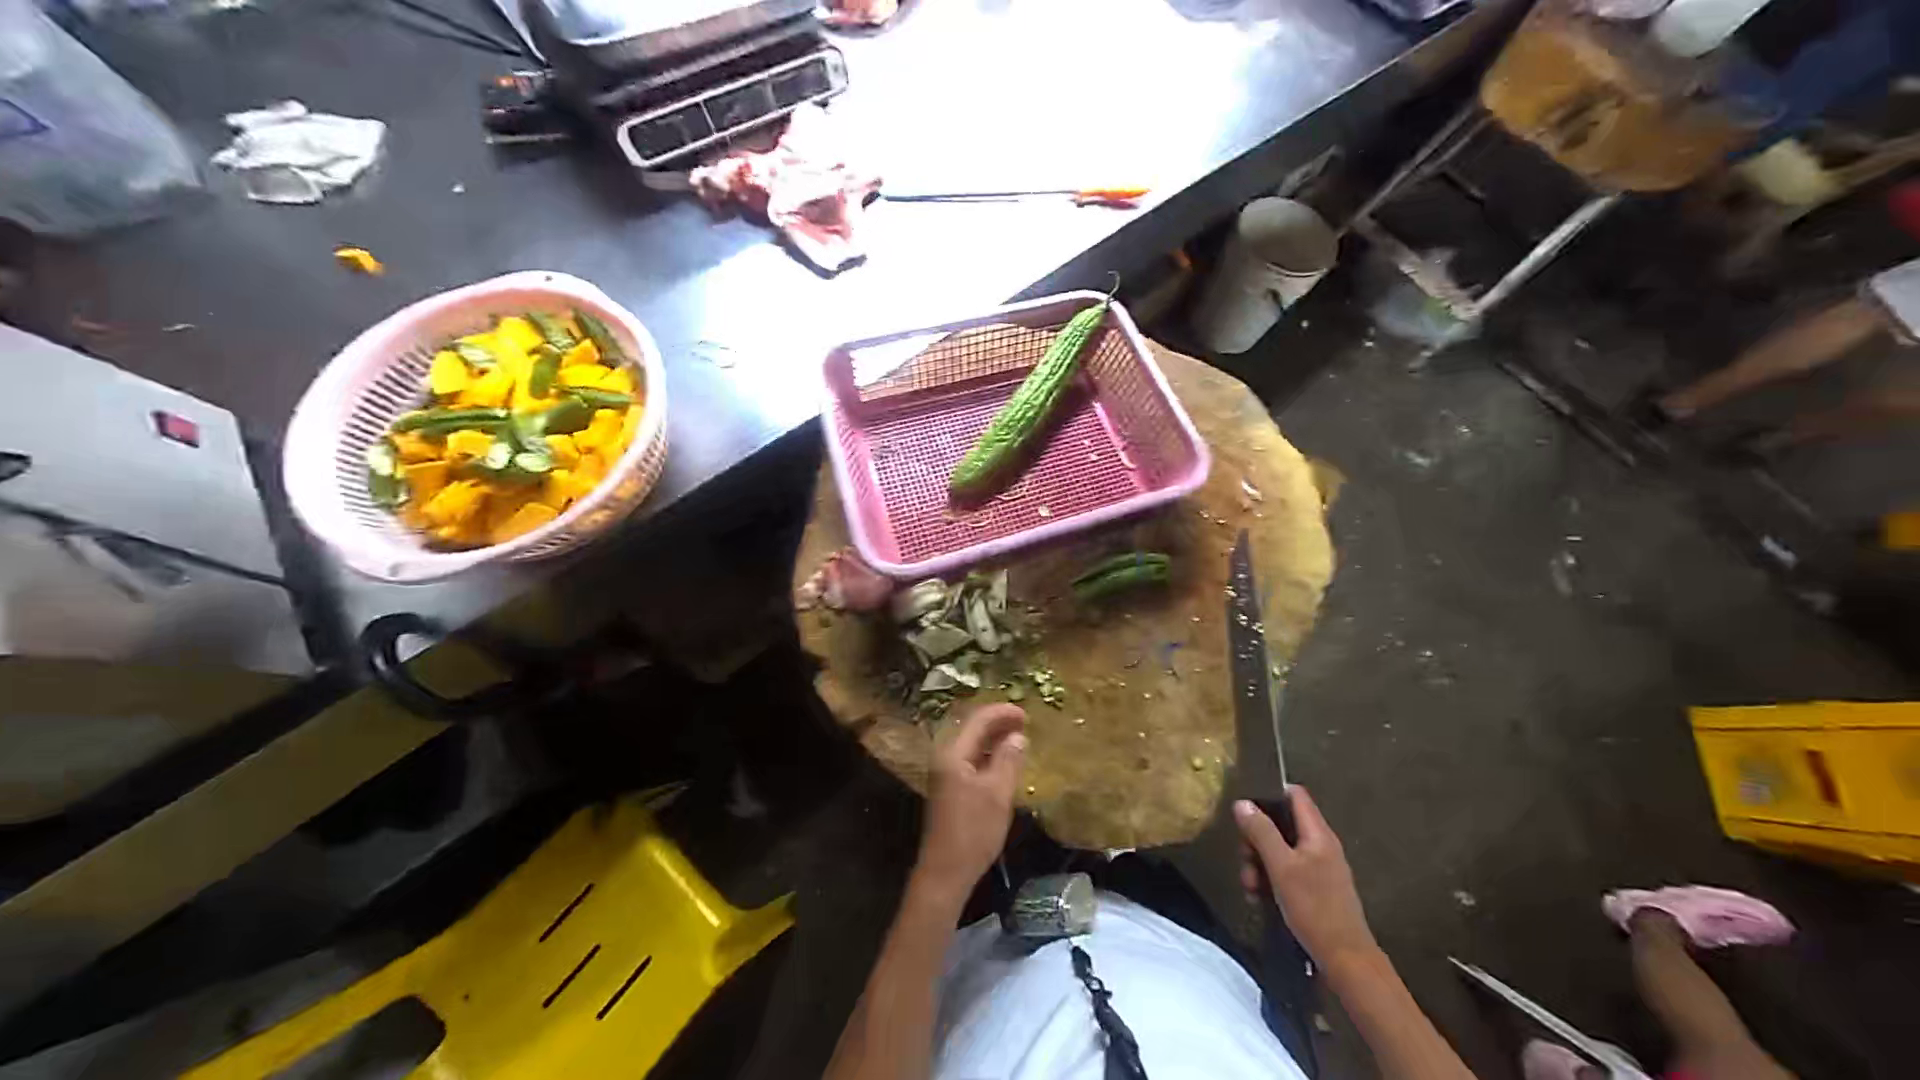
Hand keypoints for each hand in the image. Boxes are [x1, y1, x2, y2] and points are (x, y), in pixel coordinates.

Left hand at [916, 703, 1027, 898]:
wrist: (946, 872)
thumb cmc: (973, 831)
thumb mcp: (997, 794)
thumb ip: (1008, 760)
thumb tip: (1017, 736)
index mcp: (953, 754)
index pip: (977, 720)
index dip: (1002, 713)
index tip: (1026, 713)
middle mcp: (945, 758)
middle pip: (972, 729)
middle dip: (998, 723)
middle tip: (1024, 722)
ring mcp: (946, 775)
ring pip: (972, 746)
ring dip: (994, 739)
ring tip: (1018, 738)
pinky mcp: (950, 790)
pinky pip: (971, 761)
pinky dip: (989, 756)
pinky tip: (1004, 763)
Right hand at [1235, 787, 1378, 967]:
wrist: (1346, 961)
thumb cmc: (1314, 908)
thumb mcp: (1281, 867)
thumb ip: (1261, 832)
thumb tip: (1242, 802)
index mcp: (1318, 833)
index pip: (1294, 794)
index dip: (1269, 794)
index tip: (1246, 809)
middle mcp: (1320, 845)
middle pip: (1281, 823)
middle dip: (1256, 838)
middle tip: (1245, 858)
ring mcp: (1319, 867)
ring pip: (1279, 849)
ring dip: (1259, 862)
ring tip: (1250, 886)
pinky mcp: (1315, 888)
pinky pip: (1286, 871)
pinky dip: (1270, 879)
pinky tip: (1259, 897)